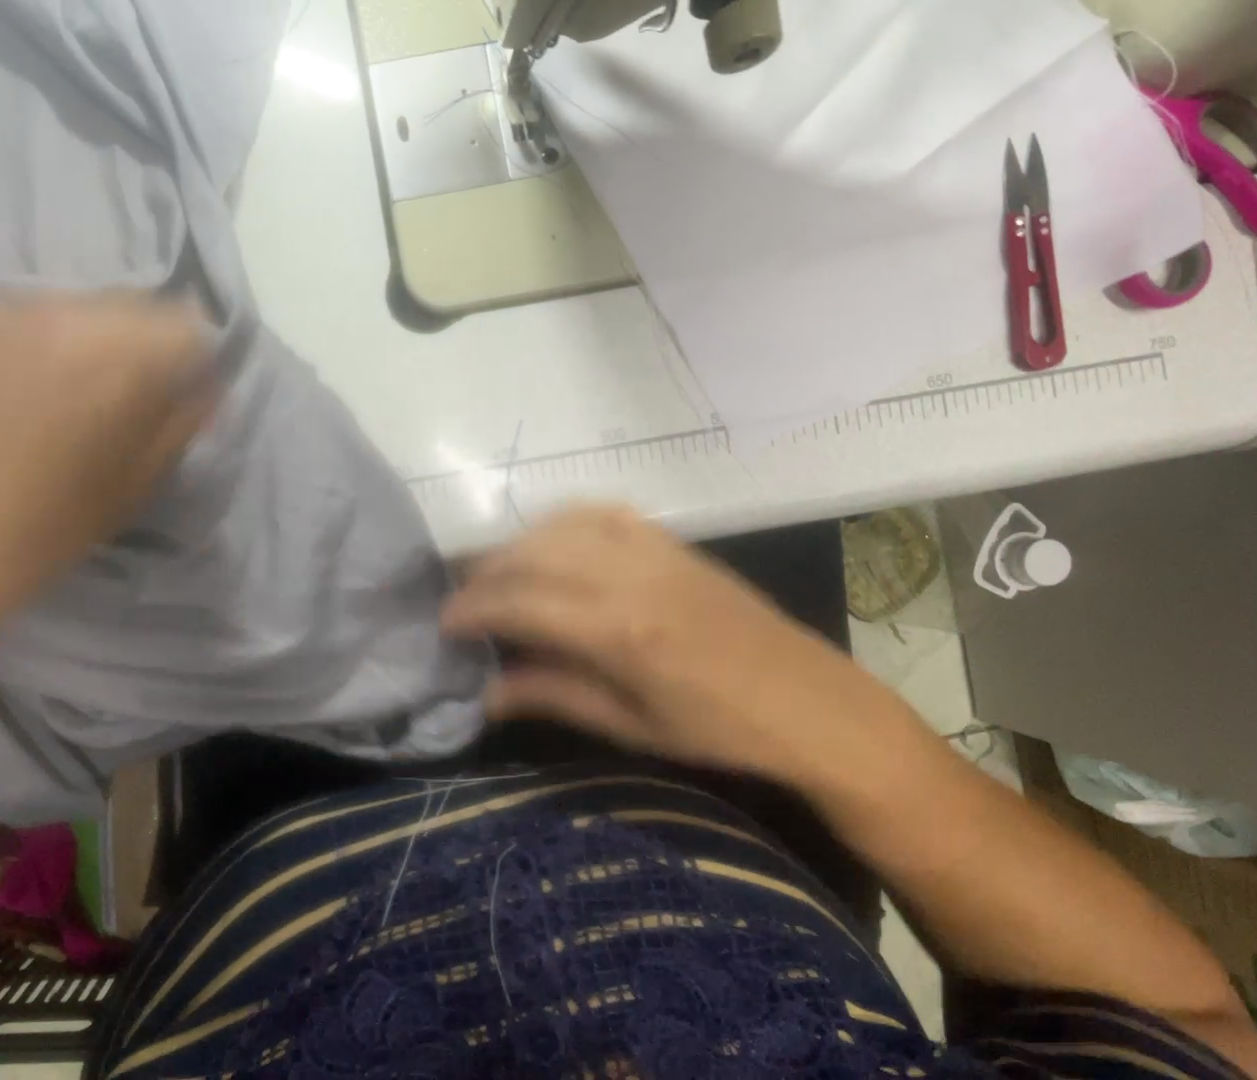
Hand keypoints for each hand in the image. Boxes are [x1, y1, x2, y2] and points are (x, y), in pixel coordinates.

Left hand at [0, 289, 214, 640]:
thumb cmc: (21, 542)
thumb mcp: (122, 494)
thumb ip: (177, 426)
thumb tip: (207, 385)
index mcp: (110, 355)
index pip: (183, 321)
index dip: (190, 357)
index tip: (176, 395)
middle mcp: (50, 307)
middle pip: (123, 304)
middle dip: (134, 345)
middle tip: (114, 402)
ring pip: (62, 305)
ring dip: (74, 341)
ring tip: (47, 401)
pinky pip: (2, 313)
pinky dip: (17, 342)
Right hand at [441, 504, 921, 784]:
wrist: (813, 705)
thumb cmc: (719, 732)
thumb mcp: (630, 727)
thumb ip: (554, 695)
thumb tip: (486, 692)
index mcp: (620, 632)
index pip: (521, 603)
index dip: (472, 609)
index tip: (444, 624)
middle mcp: (631, 577)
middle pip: (532, 555)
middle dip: (484, 573)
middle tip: (460, 600)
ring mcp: (654, 551)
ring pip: (561, 526)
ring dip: (517, 544)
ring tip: (496, 573)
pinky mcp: (673, 543)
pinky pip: (602, 513)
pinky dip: (563, 522)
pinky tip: (550, 542)